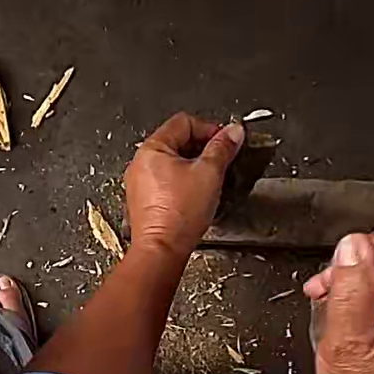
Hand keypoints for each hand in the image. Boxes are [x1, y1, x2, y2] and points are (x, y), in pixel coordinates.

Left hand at [122, 113, 244, 258]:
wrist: (161, 250)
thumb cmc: (178, 215)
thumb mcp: (209, 173)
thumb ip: (222, 148)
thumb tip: (233, 132)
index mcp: (151, 149)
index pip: (184, 123)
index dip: (209, 129)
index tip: (226, 141)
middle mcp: (140, 164)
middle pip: (177, 142)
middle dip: (202, 149)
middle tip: (221, 161)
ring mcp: (140, 184)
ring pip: (172, 164)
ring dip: (193, 167)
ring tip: (209, 181)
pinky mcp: (144, 202)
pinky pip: (166, 183)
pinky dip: (182, 184)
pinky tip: (195, 196)